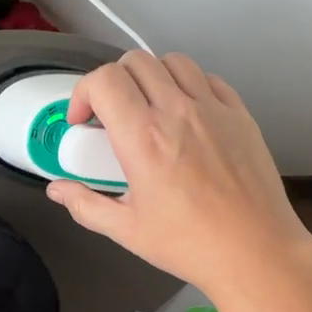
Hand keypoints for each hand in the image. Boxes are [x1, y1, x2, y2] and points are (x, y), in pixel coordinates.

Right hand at [45, 50, 311, 292]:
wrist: (252, 250)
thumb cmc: (190, 244)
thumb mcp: (125, 230)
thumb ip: (85, 204)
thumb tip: (59, 190)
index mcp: (143, 140)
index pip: (105, 81)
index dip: (84, 93)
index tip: (82, 121)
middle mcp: (178, 113)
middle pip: (135, 62)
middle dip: (112, 83)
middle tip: (107, 116)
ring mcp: (213, 109)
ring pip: (172, 62)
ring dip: (149, 78)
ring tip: (144, 110)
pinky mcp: (239, 114)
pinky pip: (207, 79)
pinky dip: (186, 86)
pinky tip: (181, 116)